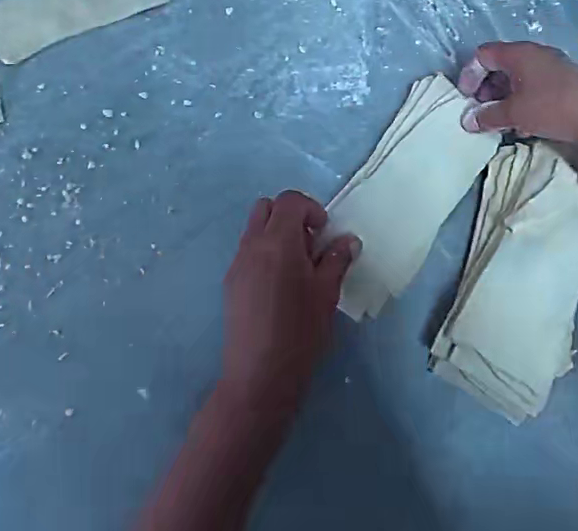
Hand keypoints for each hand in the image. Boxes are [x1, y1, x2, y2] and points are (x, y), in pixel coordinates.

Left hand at [219, 191, 358, 413]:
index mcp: (277, 241)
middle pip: (267, 207)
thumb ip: (336, 260)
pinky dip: (264, 253)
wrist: (258, 376)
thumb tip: (347, 240)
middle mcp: (252, 244)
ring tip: (296, 269)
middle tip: (310, 246)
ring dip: (276, 234)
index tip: (324, 233)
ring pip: (255, 228)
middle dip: (290, 216)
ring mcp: (237, 262)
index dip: (310, 208)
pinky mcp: (230, 281)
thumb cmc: (299, 333)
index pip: (290, 201)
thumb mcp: (326, 295)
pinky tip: (279, 287)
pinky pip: (248, 251)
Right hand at [457, 40, 577, 145]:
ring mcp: (555, 66)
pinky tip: (526, 121)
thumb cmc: (553, 107)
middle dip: (487, 87)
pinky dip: (524, 99)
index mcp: (519, 53)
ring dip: (505, 95)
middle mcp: (536, 54)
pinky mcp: (569, 82)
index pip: (483, 54)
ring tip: (502, 118)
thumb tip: (468, 121)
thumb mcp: (514, 114)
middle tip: (482, 109)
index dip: (469, 74)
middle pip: (501, 64)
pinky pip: (536, 85)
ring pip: (519, 76)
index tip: (467, 97)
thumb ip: (487, 116)